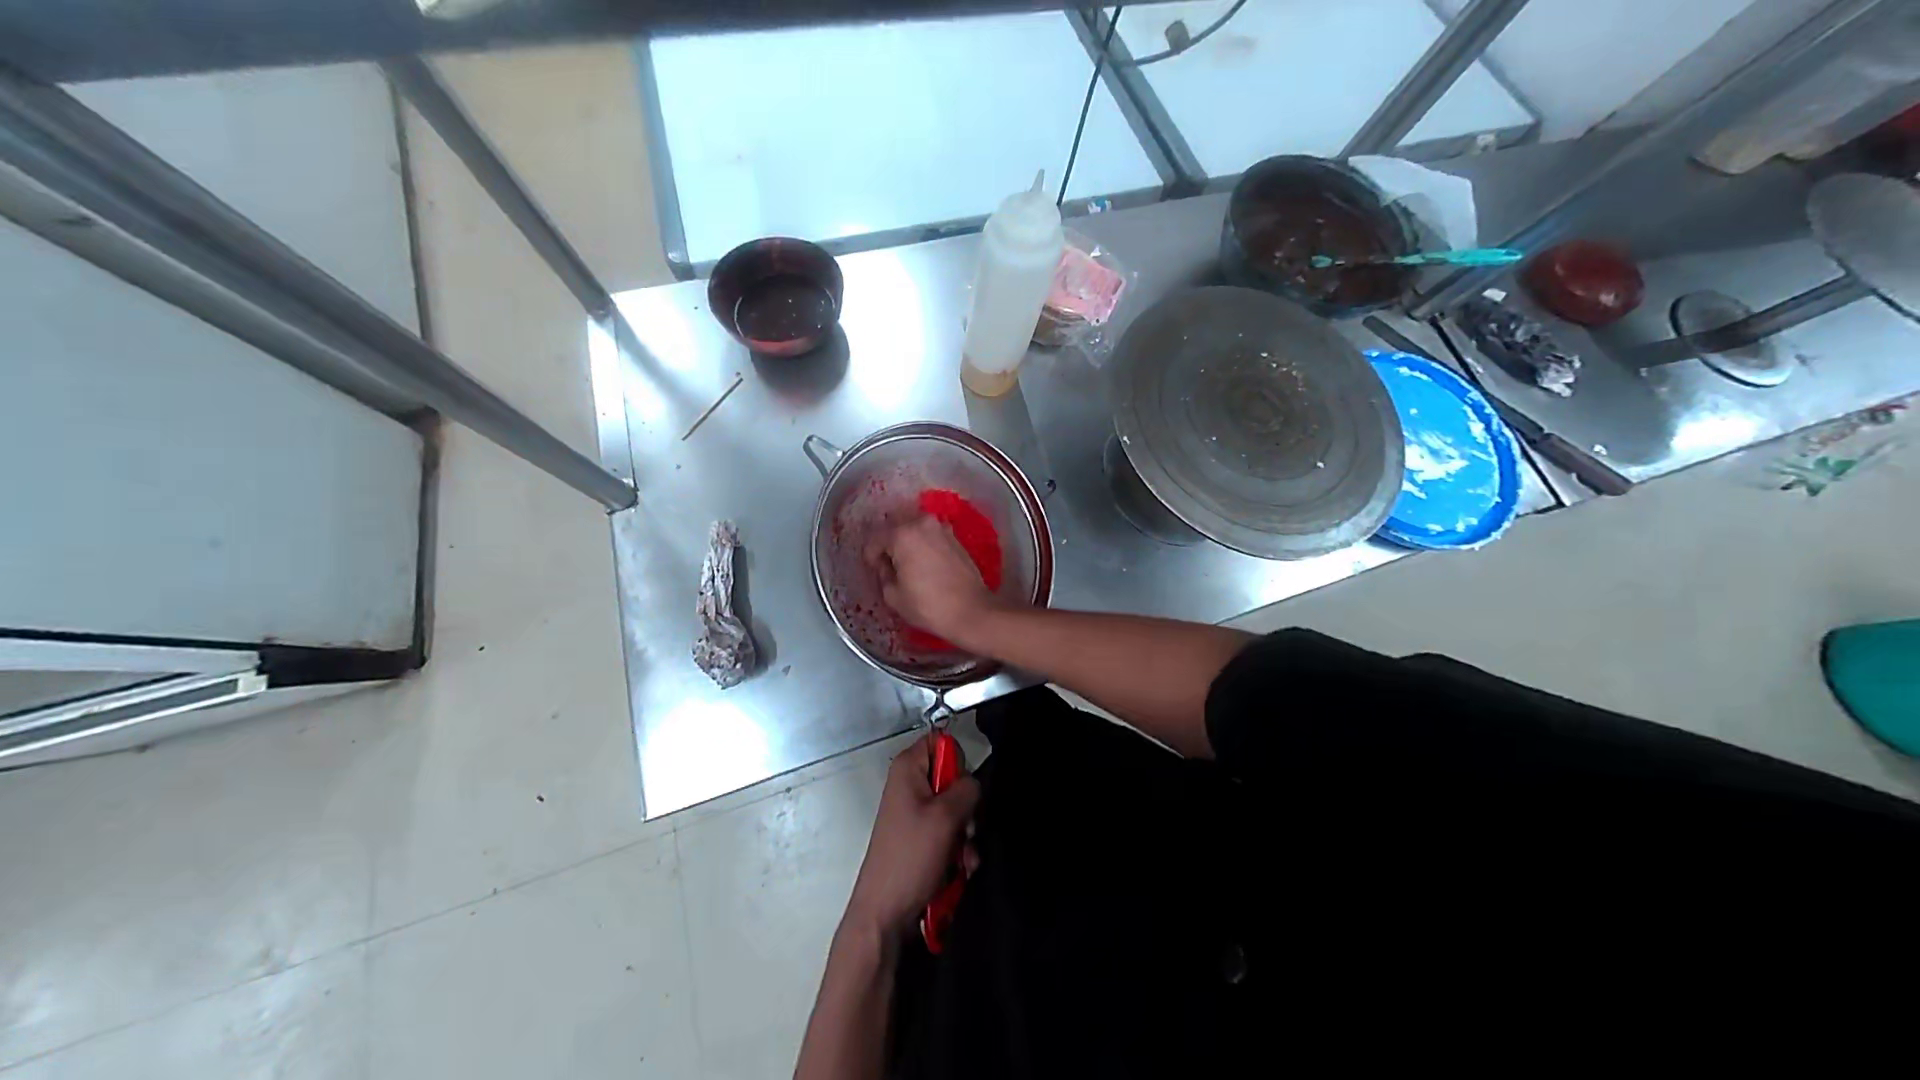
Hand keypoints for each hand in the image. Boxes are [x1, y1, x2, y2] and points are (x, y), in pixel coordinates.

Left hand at [844, 735, 979, 937]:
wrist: (886, 912)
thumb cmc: (911, 857)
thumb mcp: (946, 817)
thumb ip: (968, 788)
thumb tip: (974, 783)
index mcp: (908, 769)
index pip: (942, 741)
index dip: (958, 760)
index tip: (963, 785)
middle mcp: (910, 785)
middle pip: (954, 778)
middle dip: (967, 806)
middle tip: (966, 827)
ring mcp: (915, 813)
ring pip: (957, 809)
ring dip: (966, 835)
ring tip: (963, 857)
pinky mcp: (921, 839)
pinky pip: (950, 833)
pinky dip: (959, 850)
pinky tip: (960, 869)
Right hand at [866, 516, 1002, 649]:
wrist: (971, 611)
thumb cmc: (928, 606)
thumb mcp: (893, 596)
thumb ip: (883, 575)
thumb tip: (885, 566)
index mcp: (902, 534)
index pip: (875, 539)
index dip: (870, 557)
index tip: (873, 570)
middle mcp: (921, 523)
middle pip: (895, 528)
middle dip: (888, 544)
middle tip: (888, 565)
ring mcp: (941, 528)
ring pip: (914, 529)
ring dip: (907, 542)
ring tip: (906, 563)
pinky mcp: (955, 537)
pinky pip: (930, 535)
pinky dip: (923, 544)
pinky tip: (923, 562)